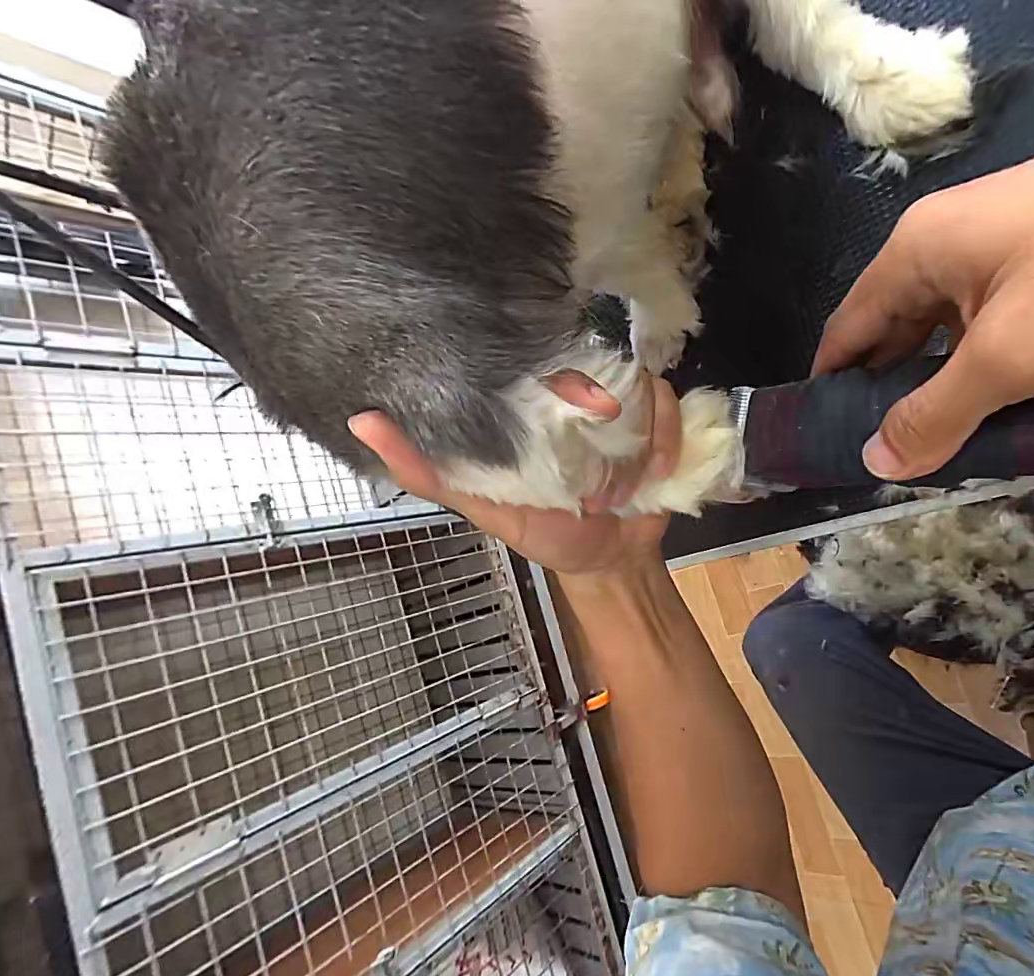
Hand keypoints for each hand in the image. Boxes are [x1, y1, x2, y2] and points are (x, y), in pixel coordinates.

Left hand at [347, 375, 683, 575]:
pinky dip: (668, 440)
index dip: (554, 374)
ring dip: (639, 438)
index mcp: (536, 408)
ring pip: (641, 383)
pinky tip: (655, 473)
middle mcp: (579, 399)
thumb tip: (360, 419)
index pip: (542, 356)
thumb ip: (432, 474)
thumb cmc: (550, 535)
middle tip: (595, 471)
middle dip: (606, 412)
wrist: (614, 560)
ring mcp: (625, 410)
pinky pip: (673, 407)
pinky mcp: (662, 426)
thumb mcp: (487, 509)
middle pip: (600, 361)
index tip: (562, 412)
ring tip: (622, 489)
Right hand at [815, 34, 1033, 479]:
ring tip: (951, 461)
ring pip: (958, 342)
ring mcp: (1015, 257)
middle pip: (901, 336)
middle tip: (898, 471)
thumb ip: (935, 411)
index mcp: (921, 250)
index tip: (830, 450)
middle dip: (895, 400)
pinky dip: (998, 380)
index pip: (848, 329)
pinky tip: (1008, 422)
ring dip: (952, 397)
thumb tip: (873, 460)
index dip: (833, 390)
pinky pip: (1007, 337)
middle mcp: (957, 247)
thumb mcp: (1010, 355)